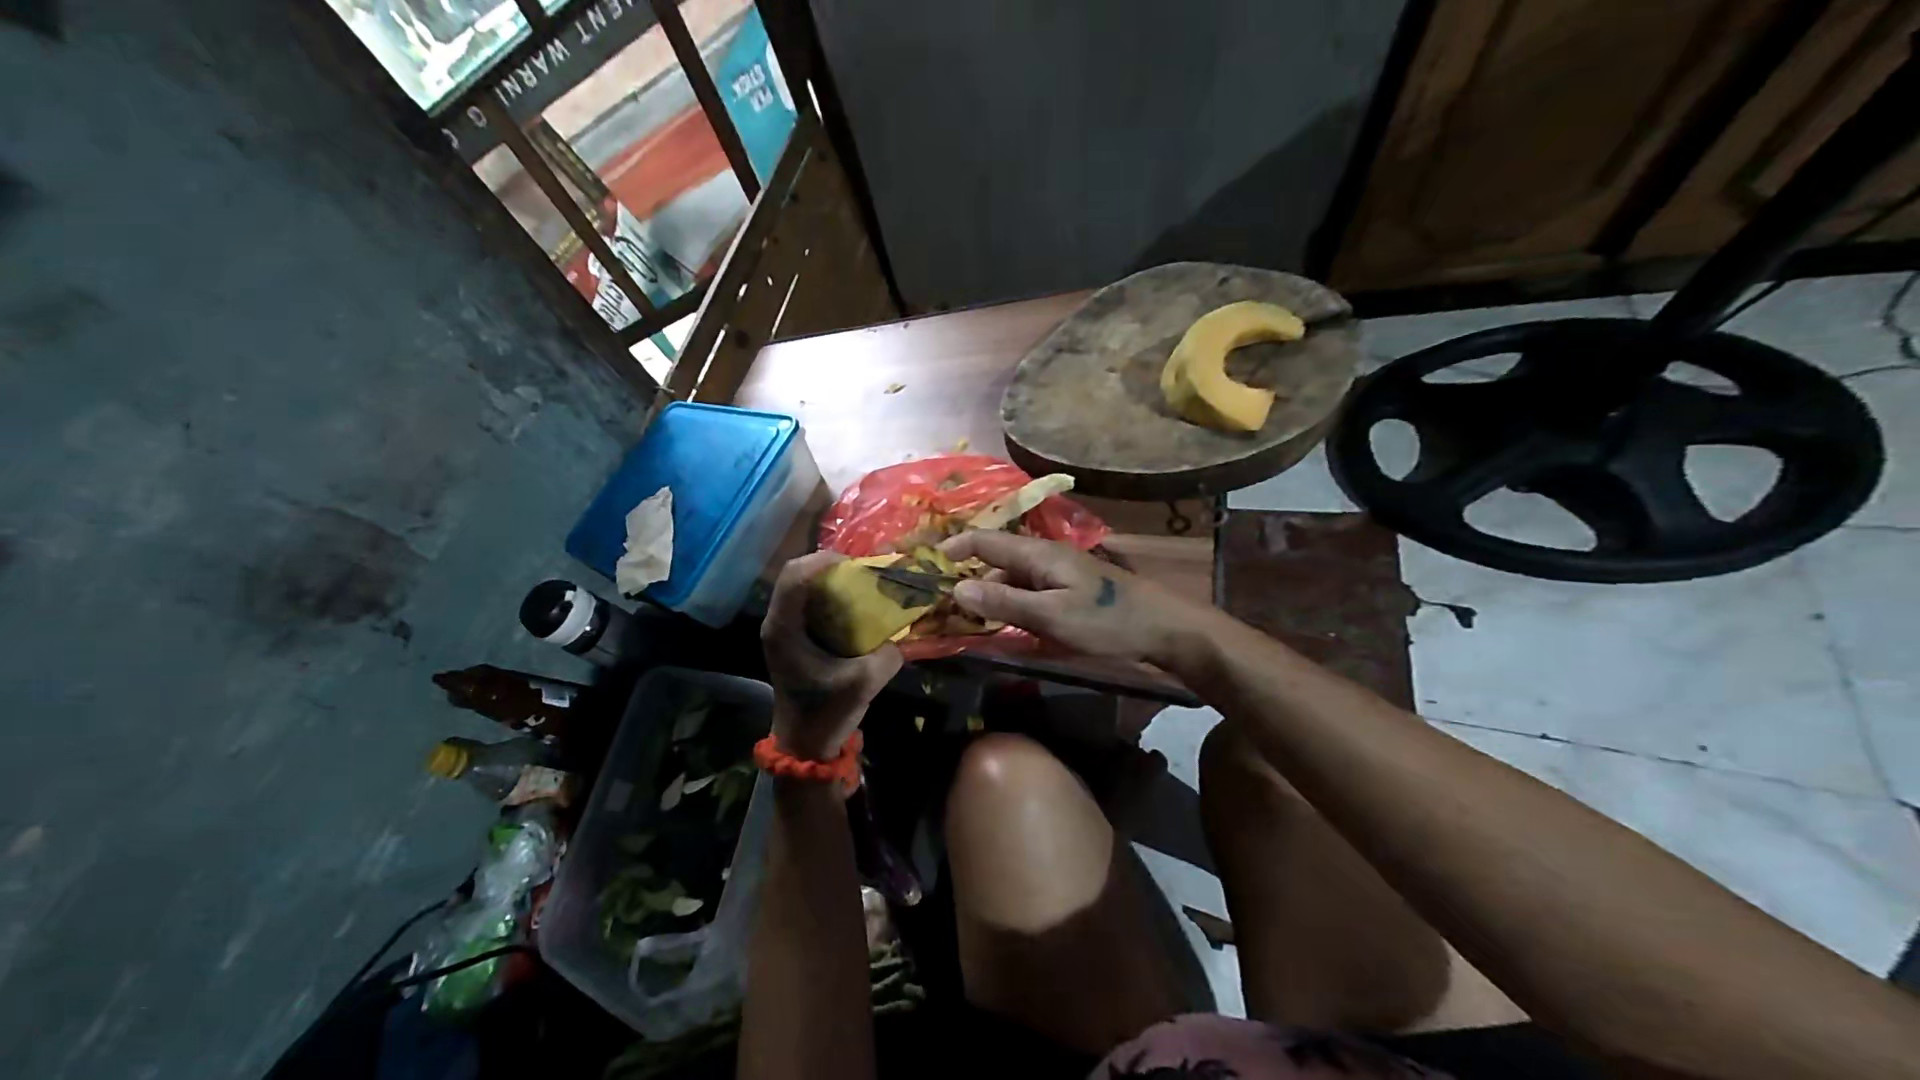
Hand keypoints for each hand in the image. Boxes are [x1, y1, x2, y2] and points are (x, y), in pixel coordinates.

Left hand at [761, 551, 902, 760]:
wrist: (805, 745)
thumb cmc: (826, 714)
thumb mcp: (863, 684)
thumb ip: (887, 654)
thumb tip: (901, 632)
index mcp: (784, 629)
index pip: (795, 575)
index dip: (824, 560)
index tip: (857, 565)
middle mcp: (778, 623)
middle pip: (798, 573)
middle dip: (832, 566)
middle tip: (864, 573)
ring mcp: (784, 629)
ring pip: (803, 585)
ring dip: (832, 580)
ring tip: (863, 585)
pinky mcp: (794, 637)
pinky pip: (809, 602)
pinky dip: (832, 596)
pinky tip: (856, 606)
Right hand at [938, 531, 1224, 667]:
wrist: (1164, 628)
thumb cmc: (1106, 620)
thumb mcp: (1050, 615)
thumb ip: (1003, 601)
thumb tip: (957, 588)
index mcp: (1037, 553)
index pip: (984, 540)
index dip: (952, 549)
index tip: (925, 566)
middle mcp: (1044, 556)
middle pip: (995, 560)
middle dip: (967, 579)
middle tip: (942, 607)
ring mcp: (1058, 572)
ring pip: (1010, 577)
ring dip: (988, 595)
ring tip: (967, 621)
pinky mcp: (1068, 589)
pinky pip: (1028, 591)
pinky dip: (1010, 604)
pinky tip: (1004, 625)